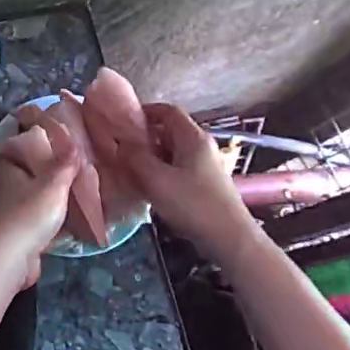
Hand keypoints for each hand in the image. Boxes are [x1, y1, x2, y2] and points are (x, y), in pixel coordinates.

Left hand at [0, 124, 81, 288]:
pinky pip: (41, 212)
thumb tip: (71, 135)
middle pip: (30, 166)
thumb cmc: (28, 214)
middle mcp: (7, 183)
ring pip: (35, 190)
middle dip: (49, 162)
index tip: (57, 129)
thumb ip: (65, 161)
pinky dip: (54, 210)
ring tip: (80, 181)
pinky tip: (73, 210)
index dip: (35, 134)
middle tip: (76, 156)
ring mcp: (12, 206)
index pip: (20, 141)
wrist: (10, 260)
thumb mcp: (53, 184)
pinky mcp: (20, 228)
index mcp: (9, 165)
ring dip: (53, 187)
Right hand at [118, 103, 258, 256]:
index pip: (168, 111)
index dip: (145, 111)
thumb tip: (120, 142)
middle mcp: (201, 146)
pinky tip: (148, 187)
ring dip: (151, 156)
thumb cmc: (192, 204)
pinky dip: (161, 171)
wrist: (229, 238)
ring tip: (129, 169)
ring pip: (173, 151)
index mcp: (192, 137)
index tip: (122, 121)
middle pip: (170, 131)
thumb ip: (135, 157)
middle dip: (144, 137)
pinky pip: (178, 168)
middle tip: (121, 148)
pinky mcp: (205, 183)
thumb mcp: (156, 179)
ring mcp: (206, 165)